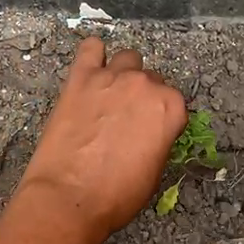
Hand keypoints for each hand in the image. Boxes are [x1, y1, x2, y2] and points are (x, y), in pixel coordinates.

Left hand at [15, 37, 186, 243]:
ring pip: (127, 58)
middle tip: (125, 118)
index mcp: (170, 107)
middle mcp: (144, 85)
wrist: (71, 195)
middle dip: (141, 95)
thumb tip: (151, 130)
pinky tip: (90, 69)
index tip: (149, 128)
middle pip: (150, 79)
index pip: (173, 100)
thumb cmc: (116, 194)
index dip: (161, 116)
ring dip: (122, 72)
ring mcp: (111, 77)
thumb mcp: (155, 170)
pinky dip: (93, 54)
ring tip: (109, 94)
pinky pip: (91, 48)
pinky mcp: (80, 76)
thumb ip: (159, 137)